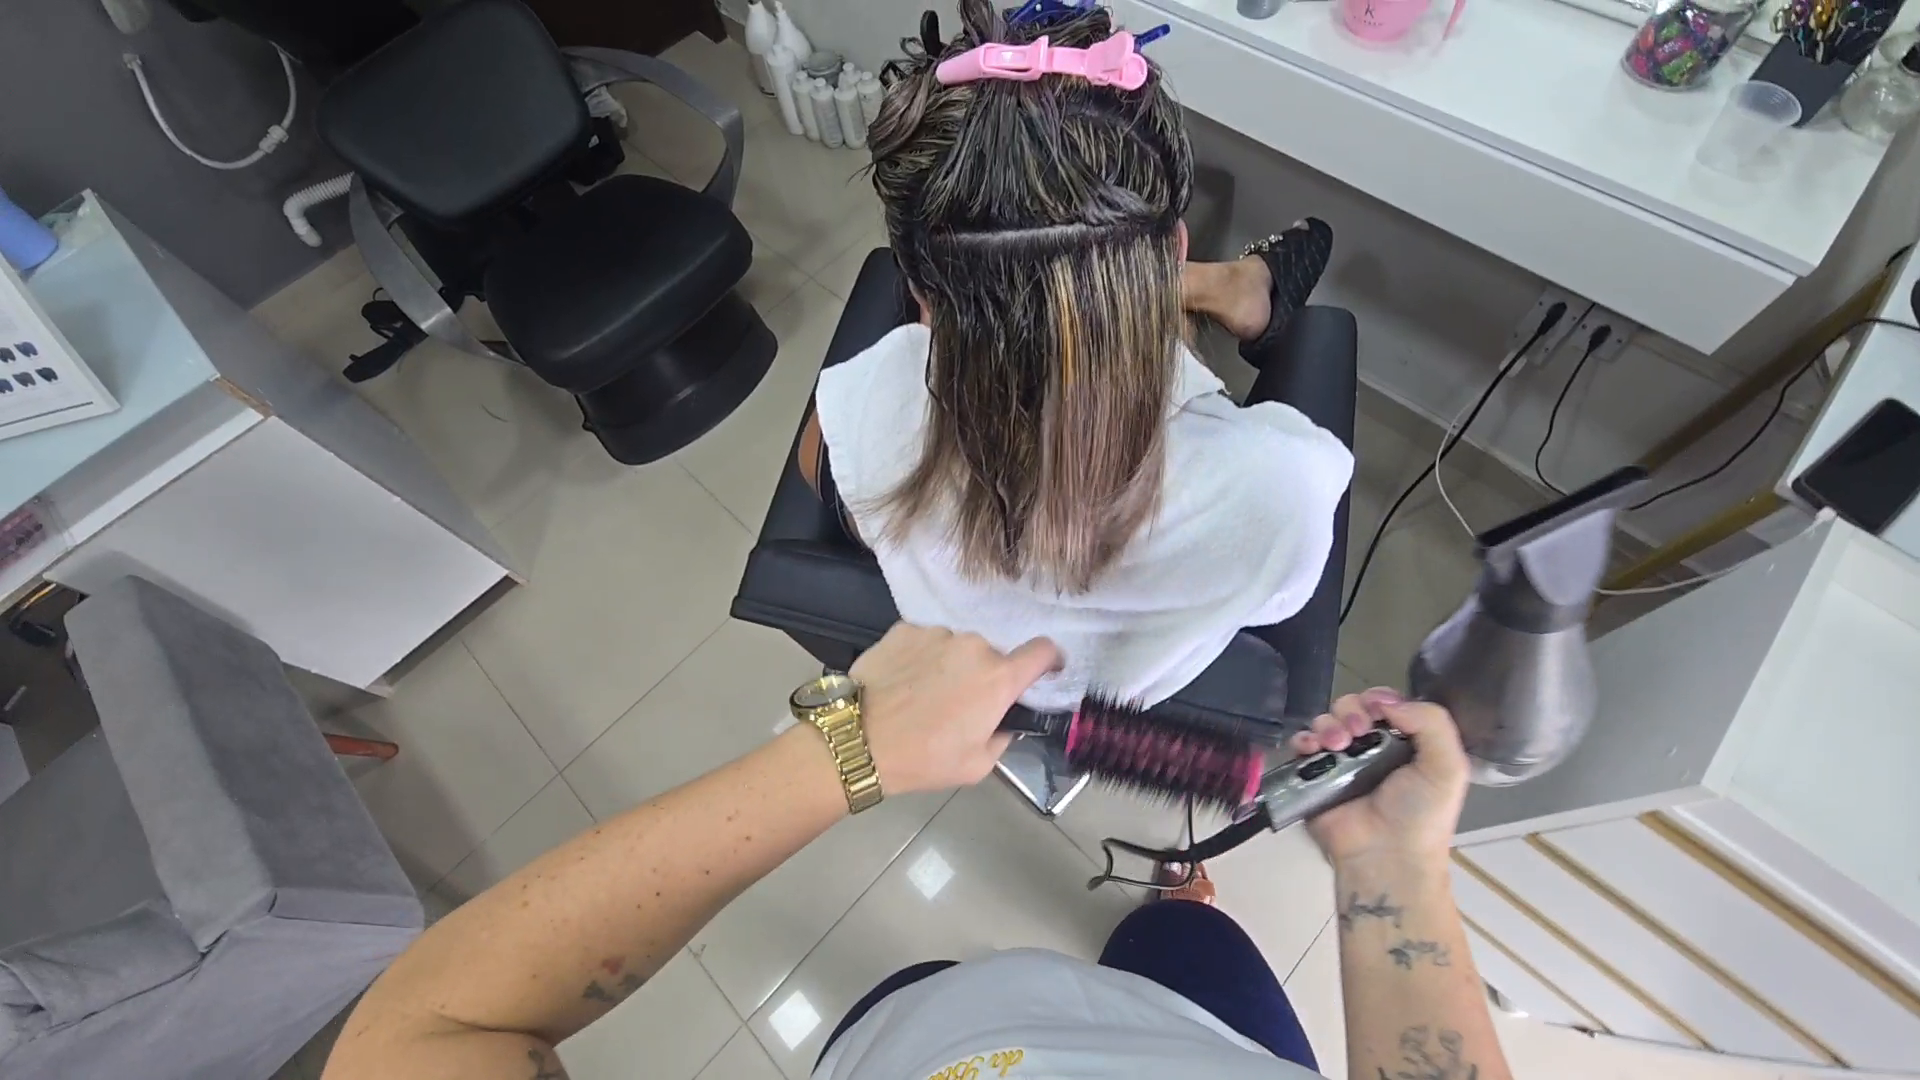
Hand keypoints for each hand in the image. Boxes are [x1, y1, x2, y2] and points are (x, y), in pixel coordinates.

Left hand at [851, 623, 1060, 794]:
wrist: (857, 739)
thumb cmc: (923, 758)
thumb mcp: (977, 765)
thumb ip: (1002, 735)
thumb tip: (1003, 719)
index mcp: (998, 678)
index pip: (1042, 651)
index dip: (1049, 660)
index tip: (1044, 671)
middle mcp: (973, 646)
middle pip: (992, 656)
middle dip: (985, 677)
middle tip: (961, 705)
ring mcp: (937, 633)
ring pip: (957, 648)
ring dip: (951, 666)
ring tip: (924, 695)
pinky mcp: (905, 629)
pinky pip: (925, 641)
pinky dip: (921, 658)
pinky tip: (903, 681)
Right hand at [1289, 689, 1470, 868]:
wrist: (1384, 854)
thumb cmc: (1419, 814)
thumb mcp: (1447, 769)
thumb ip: (1431, 724)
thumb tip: (1387, 701)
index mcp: (1403, 743)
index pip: (1385, 704)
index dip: (1378, 699)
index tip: (1377, 710)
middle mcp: (1370, 747)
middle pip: (1352, 707)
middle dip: (1350, 711)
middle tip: (1357, 732)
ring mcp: (1338, 759)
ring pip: (1325, 720)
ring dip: (1327, 724)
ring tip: (1335, 745)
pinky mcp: (1311, 773)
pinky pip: (1300, 743)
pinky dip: (1303, 739)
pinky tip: (1312, 749)